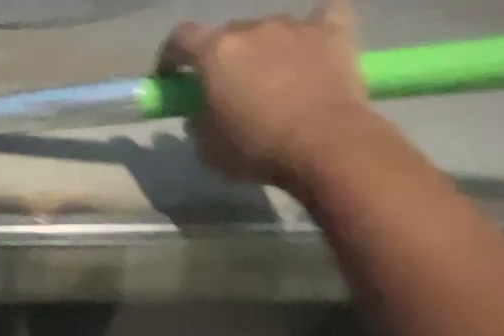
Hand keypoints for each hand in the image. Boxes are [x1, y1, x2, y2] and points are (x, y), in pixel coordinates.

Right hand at [158, 1, 377, 190]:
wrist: (323, 144)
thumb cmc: (256, 150)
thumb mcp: (208, 150)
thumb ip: (198, 122)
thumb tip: (201, 111)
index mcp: (216, 53)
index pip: (181, 39)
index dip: (171, 56)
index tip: (171, 76)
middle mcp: (252, 28)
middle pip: (229, 35)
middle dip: (223, 59)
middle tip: (228, 90)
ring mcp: (294, 25)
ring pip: (270, 31)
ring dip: (265, 51)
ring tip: (275, 81)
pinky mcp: (332, 30)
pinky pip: (323, 17)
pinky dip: (315, 30)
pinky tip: (314, 46)